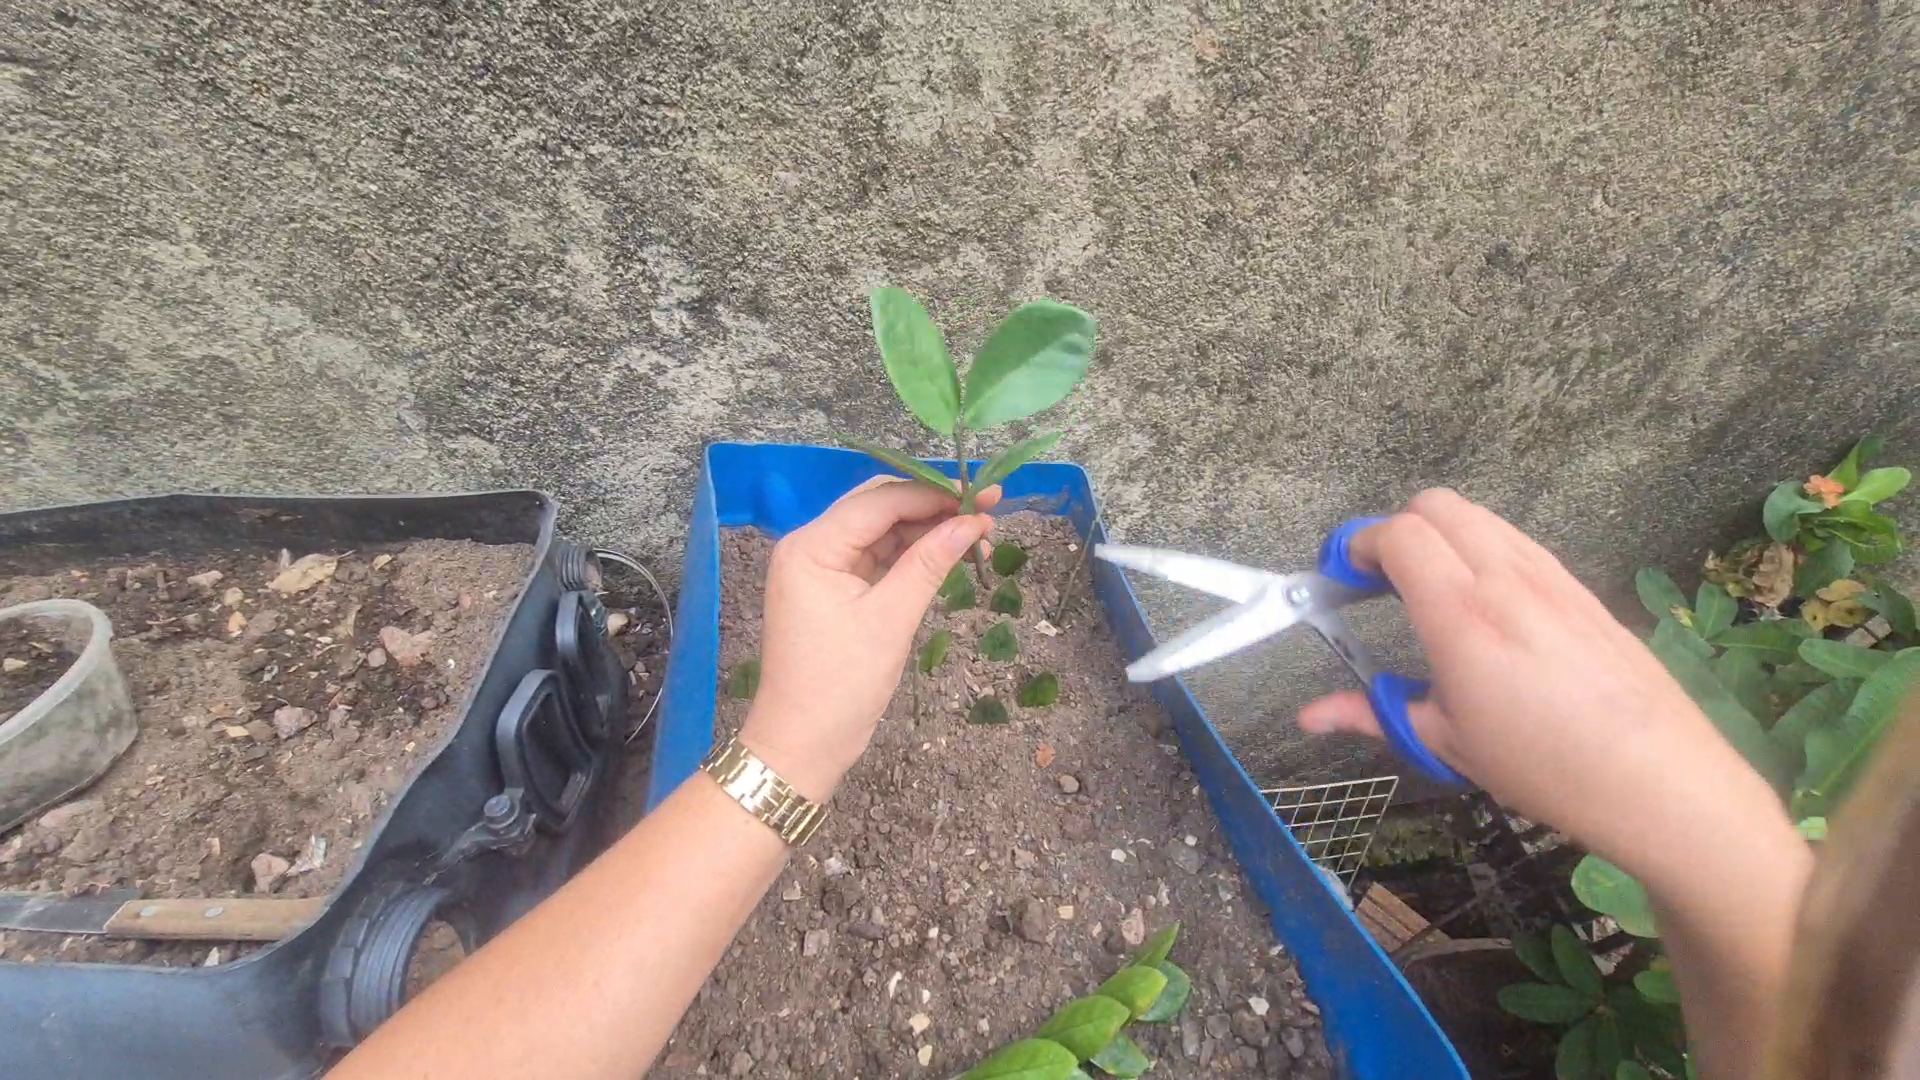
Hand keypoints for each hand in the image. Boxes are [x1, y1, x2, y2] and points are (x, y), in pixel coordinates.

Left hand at [737, 478, 997, 801]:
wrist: (802, 746)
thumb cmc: (841, 685)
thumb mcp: (891, 620)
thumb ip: (930, 563)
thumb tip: (973, 522)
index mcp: (811, 546)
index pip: (880, 501)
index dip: (935, 494)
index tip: (985, 496)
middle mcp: (811, 546)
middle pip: (880, 509)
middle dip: (934, 507)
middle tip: (988, 510)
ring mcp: (822, 568)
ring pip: (883, 532)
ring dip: (928, 532)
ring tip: (979, 538)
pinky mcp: (835, 589)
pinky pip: (878, 559)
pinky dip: (912, 557)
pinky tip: (949, 556)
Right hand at [1296, 489, 1793, 884]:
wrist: (1669, 787)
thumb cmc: (1544, 767)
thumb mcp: (1444, 741)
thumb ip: (1368, 713)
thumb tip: (1306, 717)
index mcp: (1463, 616)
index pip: (1399, 534)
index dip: (1359, 544)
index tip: (1344, 580)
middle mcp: (1505, 581)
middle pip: (1435, 506)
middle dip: (1394, 529)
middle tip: (1381, 580)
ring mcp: (1550, 578)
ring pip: (1477, 516)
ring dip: (1438, 534)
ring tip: (1428, 588)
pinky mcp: (1580, 588)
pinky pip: (1514, 539)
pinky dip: (1478, 548)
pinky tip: (1482, 601)